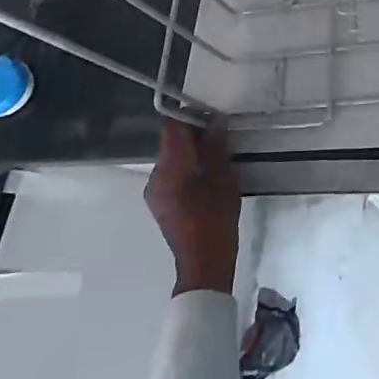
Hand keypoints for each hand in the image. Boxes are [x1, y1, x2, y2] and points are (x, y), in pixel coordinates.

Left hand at [144, 117, 240, 294]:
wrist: (202, 265)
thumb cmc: (215, 219)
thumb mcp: (223, 178)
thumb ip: (215, 147)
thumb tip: (214, 121)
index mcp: (170, 166)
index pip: (172, 126)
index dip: (189, 114)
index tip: (209, 113)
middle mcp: (155, 174)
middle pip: (171, 142)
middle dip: (194, 134)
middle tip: (220, 135)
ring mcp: (155, 191)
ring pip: (172, 159)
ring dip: (192, 152)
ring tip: (217, 157)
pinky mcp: (160, 204)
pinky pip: (172, 175)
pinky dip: (187, 169)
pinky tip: (206, 178)